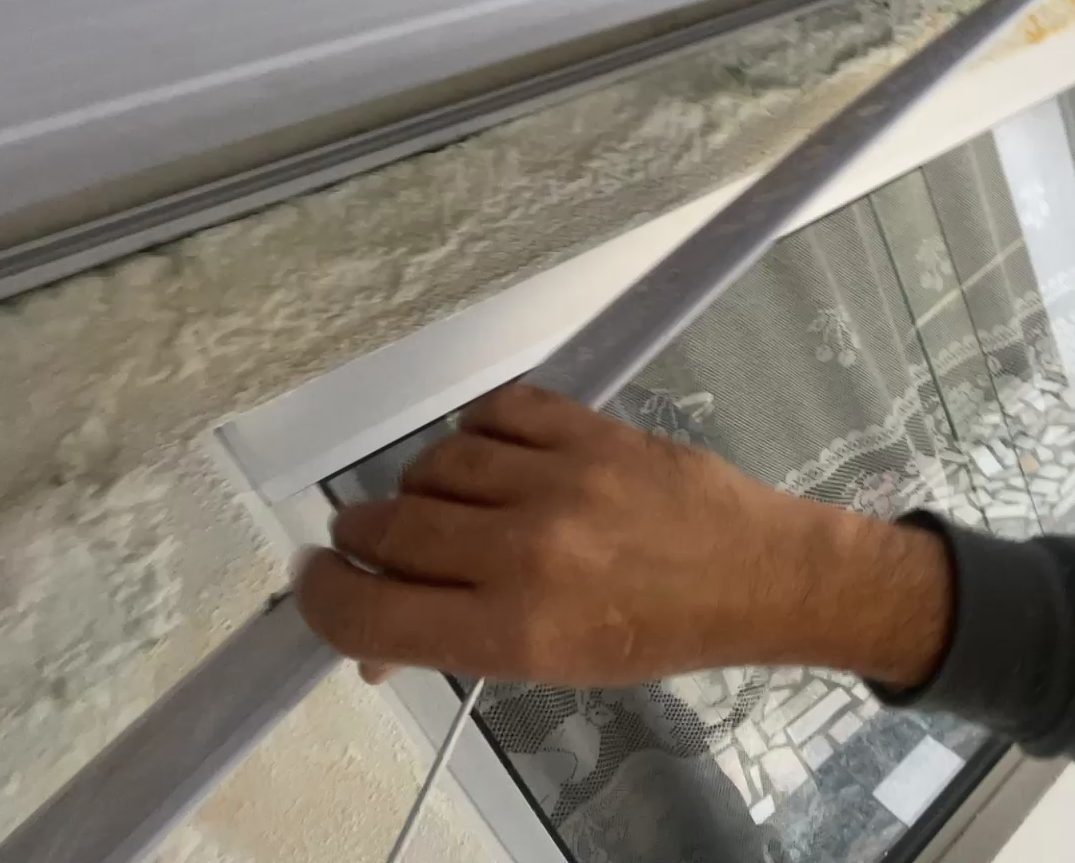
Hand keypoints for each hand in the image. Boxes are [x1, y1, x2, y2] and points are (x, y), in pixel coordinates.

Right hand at [293, 383, 952, 688]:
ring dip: (428, 482)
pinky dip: (482, 428)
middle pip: (388, 526)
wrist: (756, 573)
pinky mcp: (594, 432)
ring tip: (458, 497)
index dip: (321, 596)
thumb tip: (377, 630)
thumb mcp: (554, 666)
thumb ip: (459, 640)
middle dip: (371, 537)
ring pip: (436, 462)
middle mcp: (525, 554)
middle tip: (392, 540)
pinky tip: (499, 450)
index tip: (318, 579)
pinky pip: (499, 409)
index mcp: (511, 633)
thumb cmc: (660, 630)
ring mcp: (561, 482)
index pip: (364, 609)